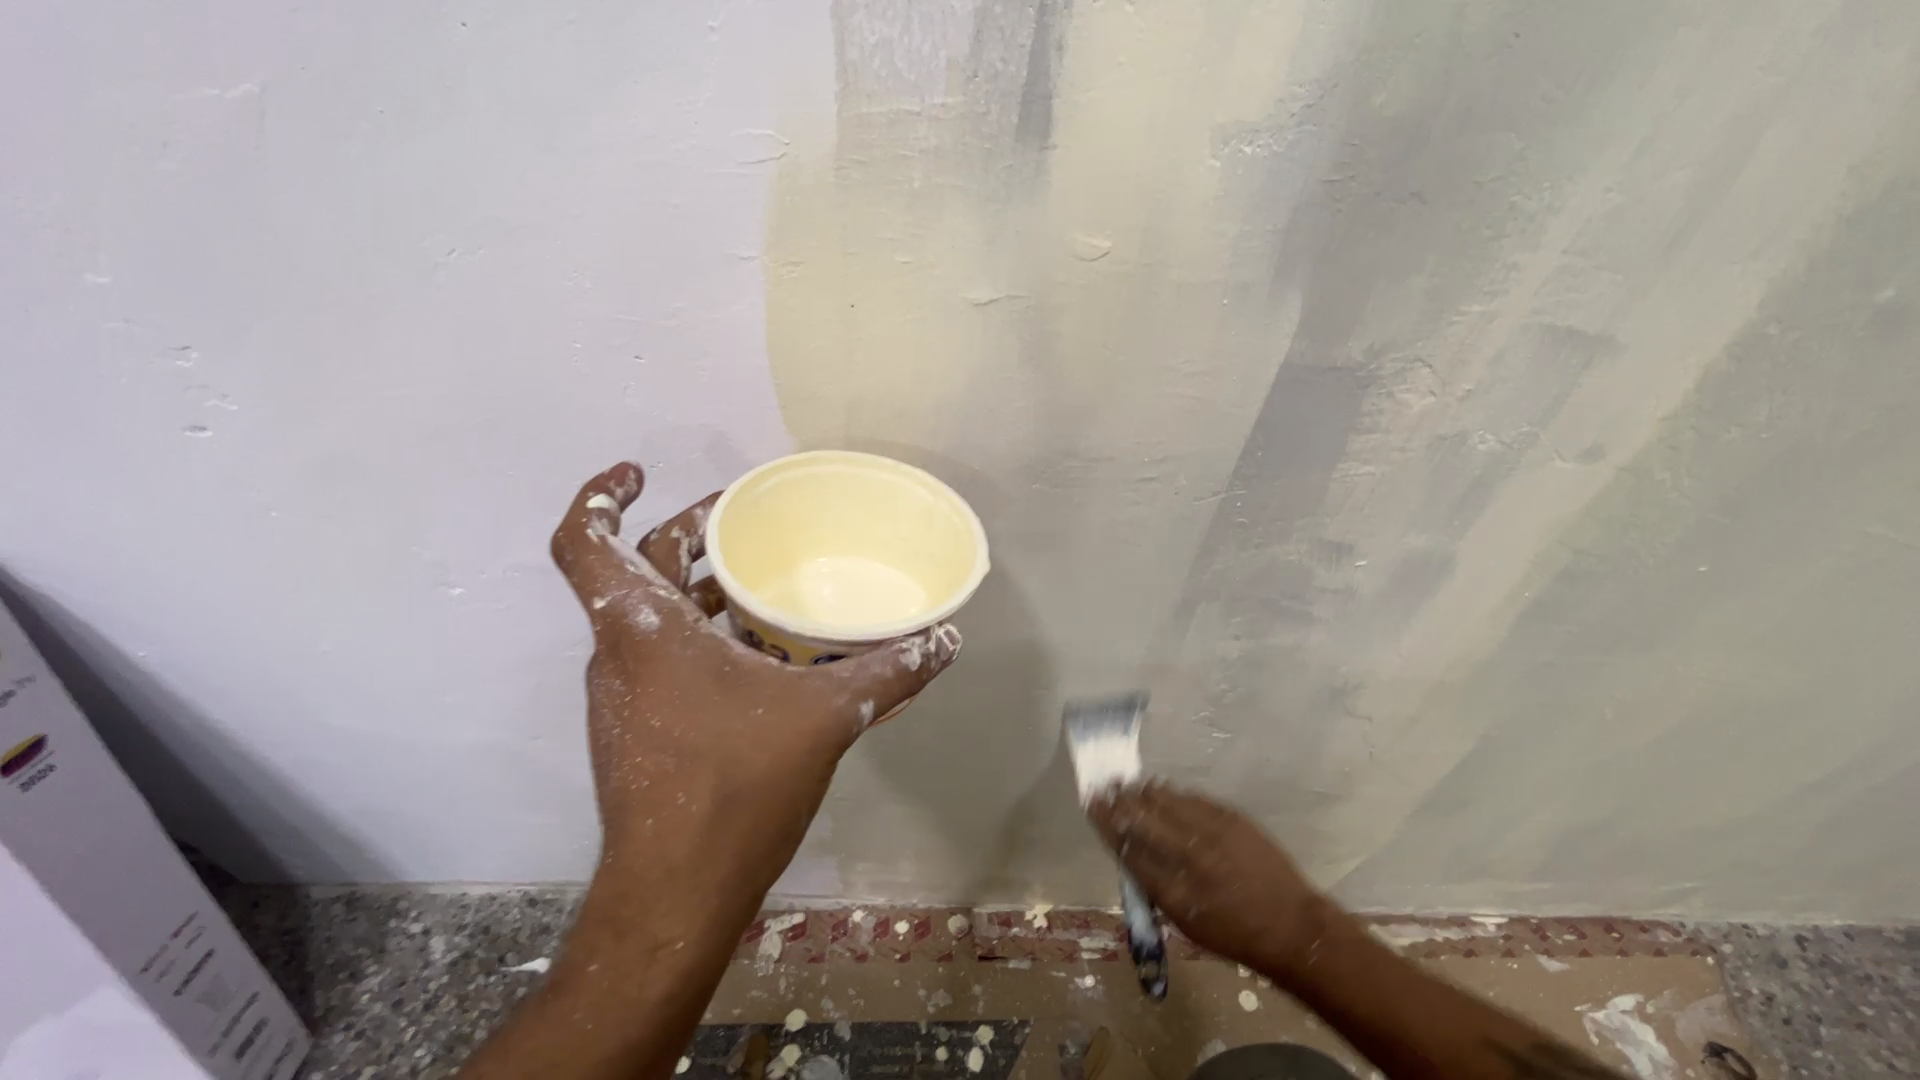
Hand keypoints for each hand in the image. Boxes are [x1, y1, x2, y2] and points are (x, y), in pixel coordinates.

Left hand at [549, 461, 962, 882]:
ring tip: (759, 582)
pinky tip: (759, 654)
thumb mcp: (826, 718)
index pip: (587, 543)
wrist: (677, 892)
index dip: (599, 495)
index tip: (638, 472)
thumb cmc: (736, 787)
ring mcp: (624, 696)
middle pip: (635, 570)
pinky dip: (701, 636)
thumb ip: (889, 672)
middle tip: (738, 520)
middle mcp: (620, 654)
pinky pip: (663, 658)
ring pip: (650, 617)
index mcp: (643, 631)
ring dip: (696, 589)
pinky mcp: (638, 730)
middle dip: (684, 534)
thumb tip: (946, 640)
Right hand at [1088, 782, 1329, 979]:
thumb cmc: (1234, 934)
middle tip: (1104, 787)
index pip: (1129, 848)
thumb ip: (1156, 887)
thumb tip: (1134, 854)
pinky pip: (1194, 799)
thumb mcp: (1186, 923)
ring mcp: (1213, 834)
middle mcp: (1190, 858)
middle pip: (1143, 820)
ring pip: (1168, 802)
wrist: (1292, 926)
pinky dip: (1174, 794)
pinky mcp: (1233, 820)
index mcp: (1174, 891)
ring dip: (1144, 792)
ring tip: (1128, 784)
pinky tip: (1162, 790)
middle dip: (1119, 802)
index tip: (1092, 806)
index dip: (1107, 824)